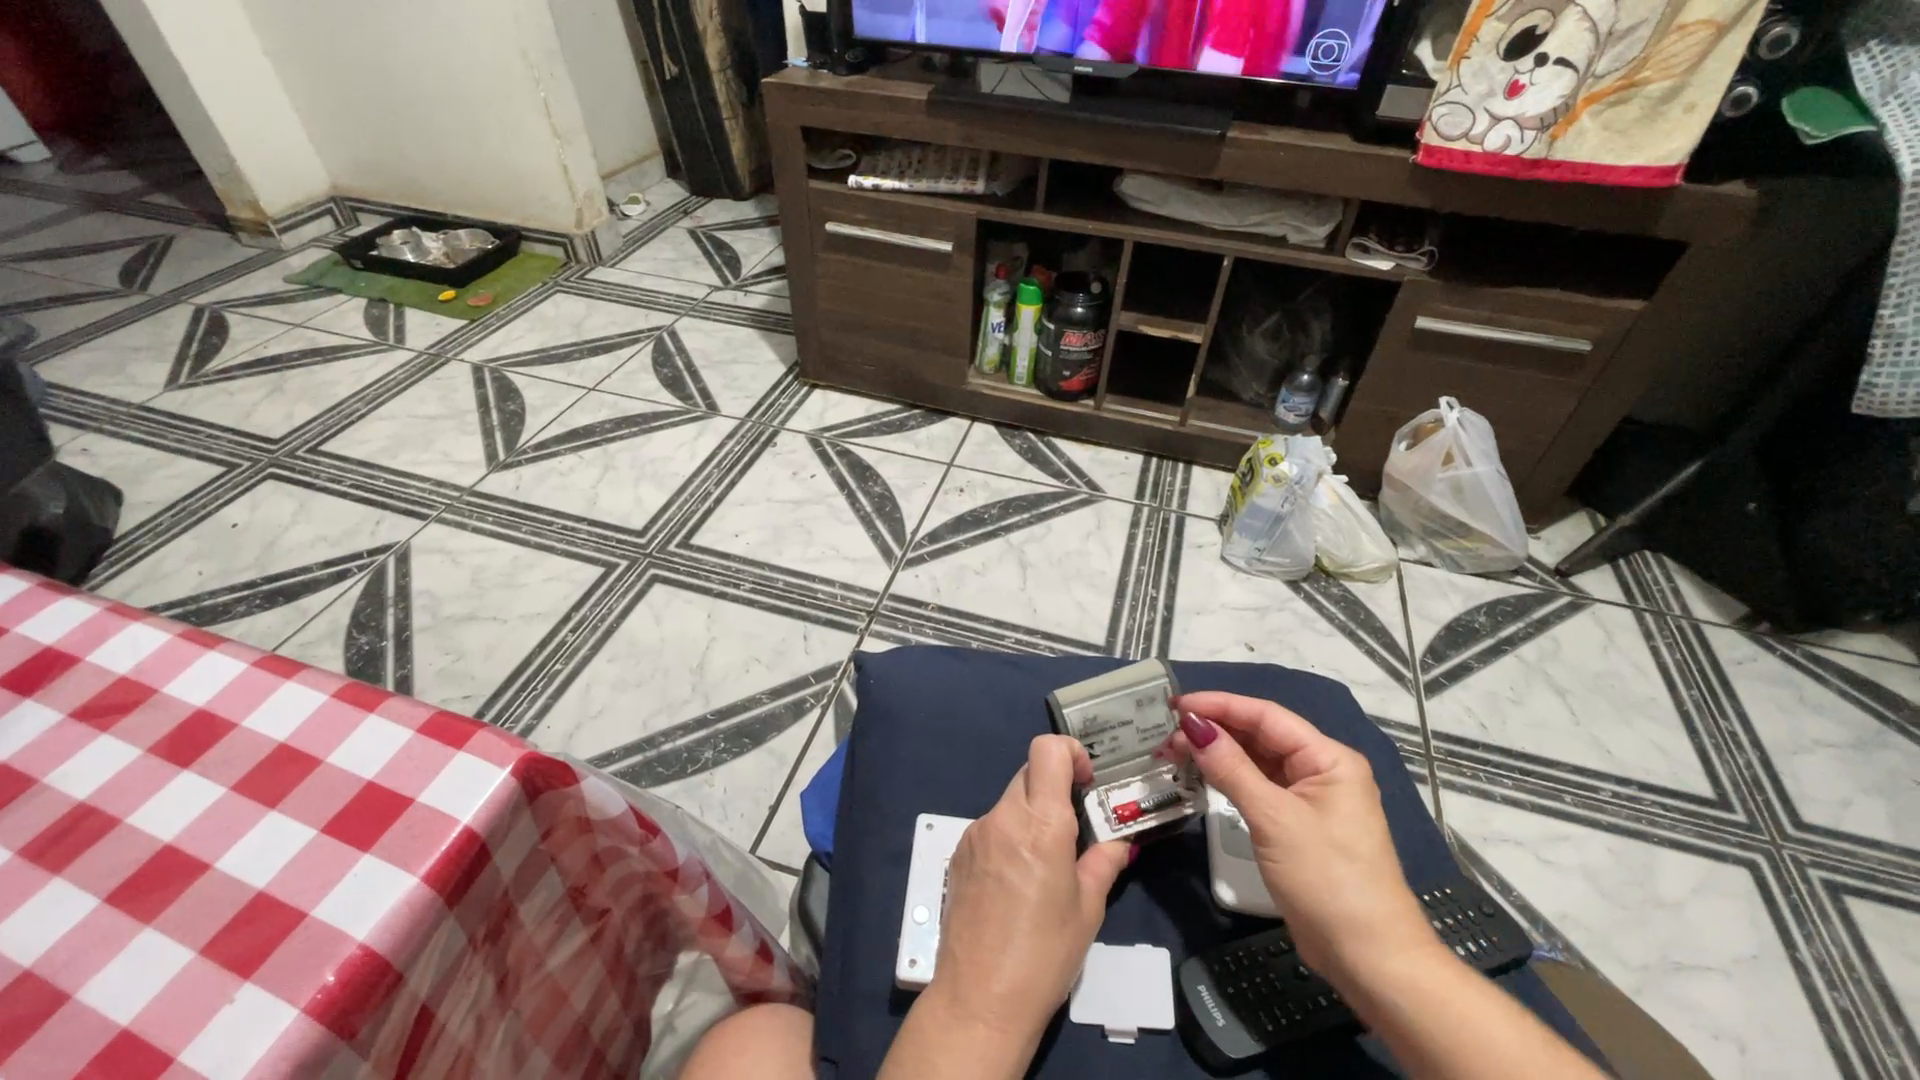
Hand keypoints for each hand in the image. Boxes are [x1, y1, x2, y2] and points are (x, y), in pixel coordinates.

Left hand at [931, 735, 1130, 1041]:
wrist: (980, 998)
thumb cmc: (1044, 954)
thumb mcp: (1088, 908)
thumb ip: (1103, 863)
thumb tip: (1118, 842)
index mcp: (1040, 823)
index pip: (1047, 750)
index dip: (1071, 753)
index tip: (1086, 782)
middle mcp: (1003, 817)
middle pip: (1029, 773)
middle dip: (1055, 787)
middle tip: (1076, 826)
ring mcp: (975, 835)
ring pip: (1009, 801)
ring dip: (1032, 814)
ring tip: (1048, 863)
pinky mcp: (958, 855)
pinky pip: (991, 828)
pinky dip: (1010, 836)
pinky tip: (1019, 880)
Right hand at [1170, 693, 1440, 985]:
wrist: (1367, 954)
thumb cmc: (1327, 878)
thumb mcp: (1274, 819)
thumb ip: (1231, 769)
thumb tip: (1193, 727)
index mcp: (1329, 759)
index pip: (1266, 716)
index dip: (1220, 705)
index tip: (1176, 705)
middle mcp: (1322, 771)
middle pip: (1261, 736)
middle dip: (1215, 730)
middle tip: (1166, 734)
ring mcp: (1310, 800)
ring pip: (1258, 762)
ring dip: (1219, 754)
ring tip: (1175, 751)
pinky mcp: (1298, 826)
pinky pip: (1260, 788)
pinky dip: (1230, 779)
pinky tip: (1202, 776)